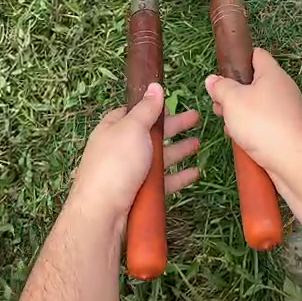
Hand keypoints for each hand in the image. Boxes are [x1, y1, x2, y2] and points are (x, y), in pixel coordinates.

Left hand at [69, 84, 201, 222]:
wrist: (102, 214)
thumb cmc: (116, 164)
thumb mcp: (132, 128)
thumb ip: (147, 108)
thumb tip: (155, 86)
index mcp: (114, 129)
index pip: (134, 113)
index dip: (153, 108)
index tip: (171, 104)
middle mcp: (121, 150)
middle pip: (151, 134)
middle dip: (174, 126)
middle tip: (196, 118)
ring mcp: (130, 173)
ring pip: (159, 158)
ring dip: (179, 150)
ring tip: (198, 144)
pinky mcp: (140, 194)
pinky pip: (163, 181)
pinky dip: (179, 176)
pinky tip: (194, 172)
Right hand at [203, 49, 301, 173]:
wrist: (292, 160)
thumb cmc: (261, 123)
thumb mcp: (232, 100)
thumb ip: (220, 87)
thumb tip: (213, 80)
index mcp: (272, 73)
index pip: (256, 54)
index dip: (238, 61)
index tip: (224, 75)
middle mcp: (282, 88)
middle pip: (253, 82)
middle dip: (233, 93)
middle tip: (220, 105)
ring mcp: (286, 110)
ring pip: (257, 105)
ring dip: (240, 114)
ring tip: (228, 125)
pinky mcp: (287, 130)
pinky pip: (264, 123)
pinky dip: (251, 129)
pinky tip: (240, 140)